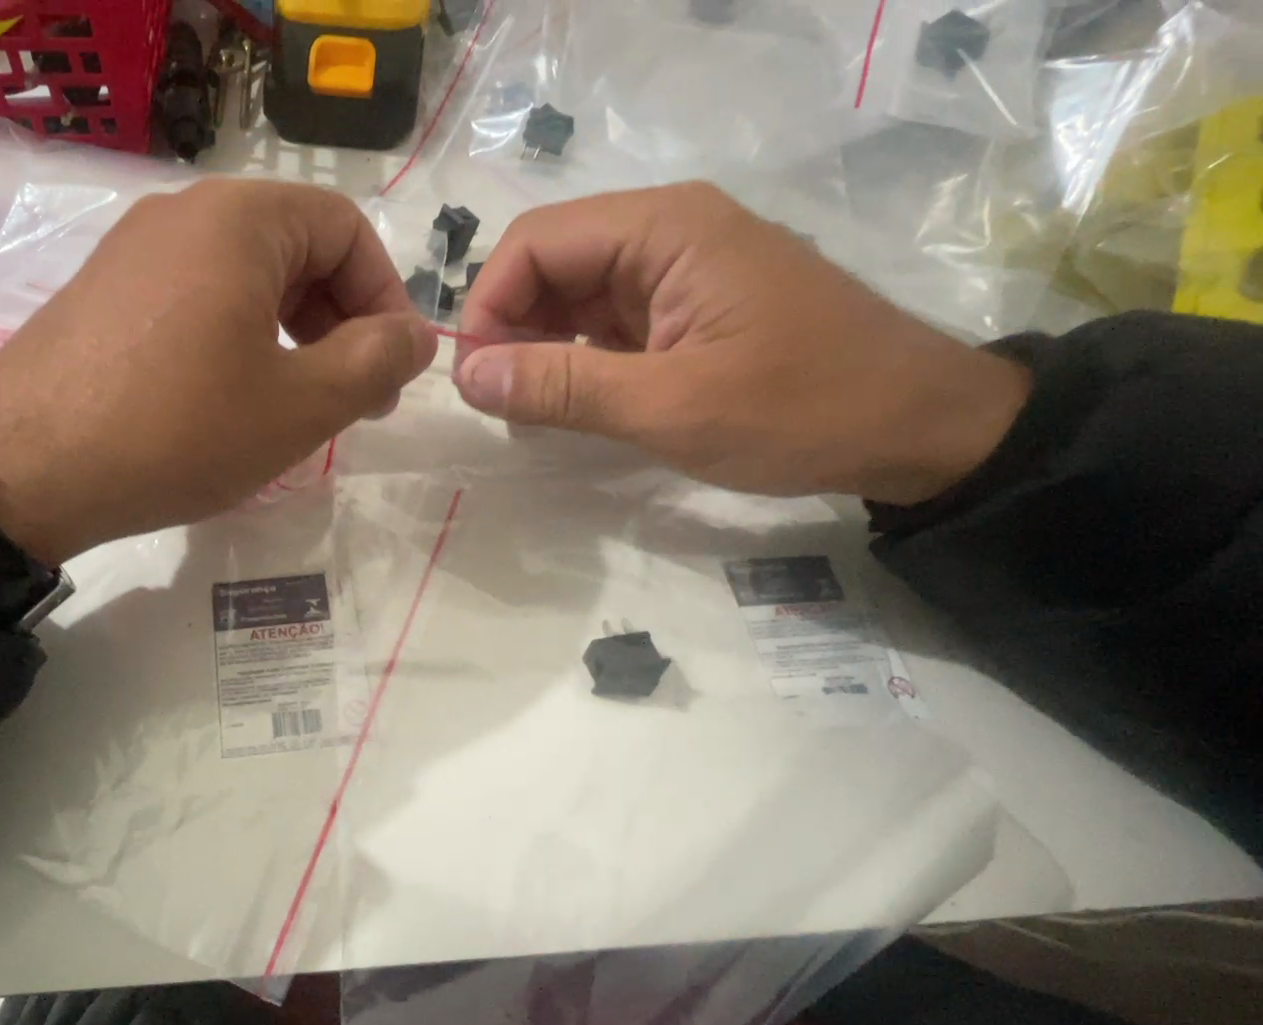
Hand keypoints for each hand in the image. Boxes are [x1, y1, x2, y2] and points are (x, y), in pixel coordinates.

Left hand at [0, 179, 434, 564]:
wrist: (24, 470)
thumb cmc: (179, 431)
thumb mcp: (298, 405)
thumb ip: (375, 361)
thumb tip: (417, 335)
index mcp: (239, 219)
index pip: (347, 230)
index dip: (385, 298)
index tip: (391, 371)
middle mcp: (182, 213)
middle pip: (295, 248)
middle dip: (340, 320)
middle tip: (353, 397)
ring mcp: (133, 251)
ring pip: (245, 276)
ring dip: (291, 333)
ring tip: (296, 404)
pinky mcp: (104, 292)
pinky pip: (196, 298)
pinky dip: (236, 337)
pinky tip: (231, 399)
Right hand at [453, 183, 1031, 505]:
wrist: (924, 429)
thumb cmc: (802, 410)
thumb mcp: (670, 407)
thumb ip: (561, 388)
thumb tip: (466, 378)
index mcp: (665, 228)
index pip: (536, 242)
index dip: (490, 305)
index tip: (478, 380)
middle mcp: (668, 231)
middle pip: (551, 262)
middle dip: (512, 327)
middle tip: (501, 402)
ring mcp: (681, 269)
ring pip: (575, 293)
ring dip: (541, 346)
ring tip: (531, 408)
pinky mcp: (691, 306)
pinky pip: (608, 320)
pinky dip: (578, 358)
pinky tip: (573, 401)